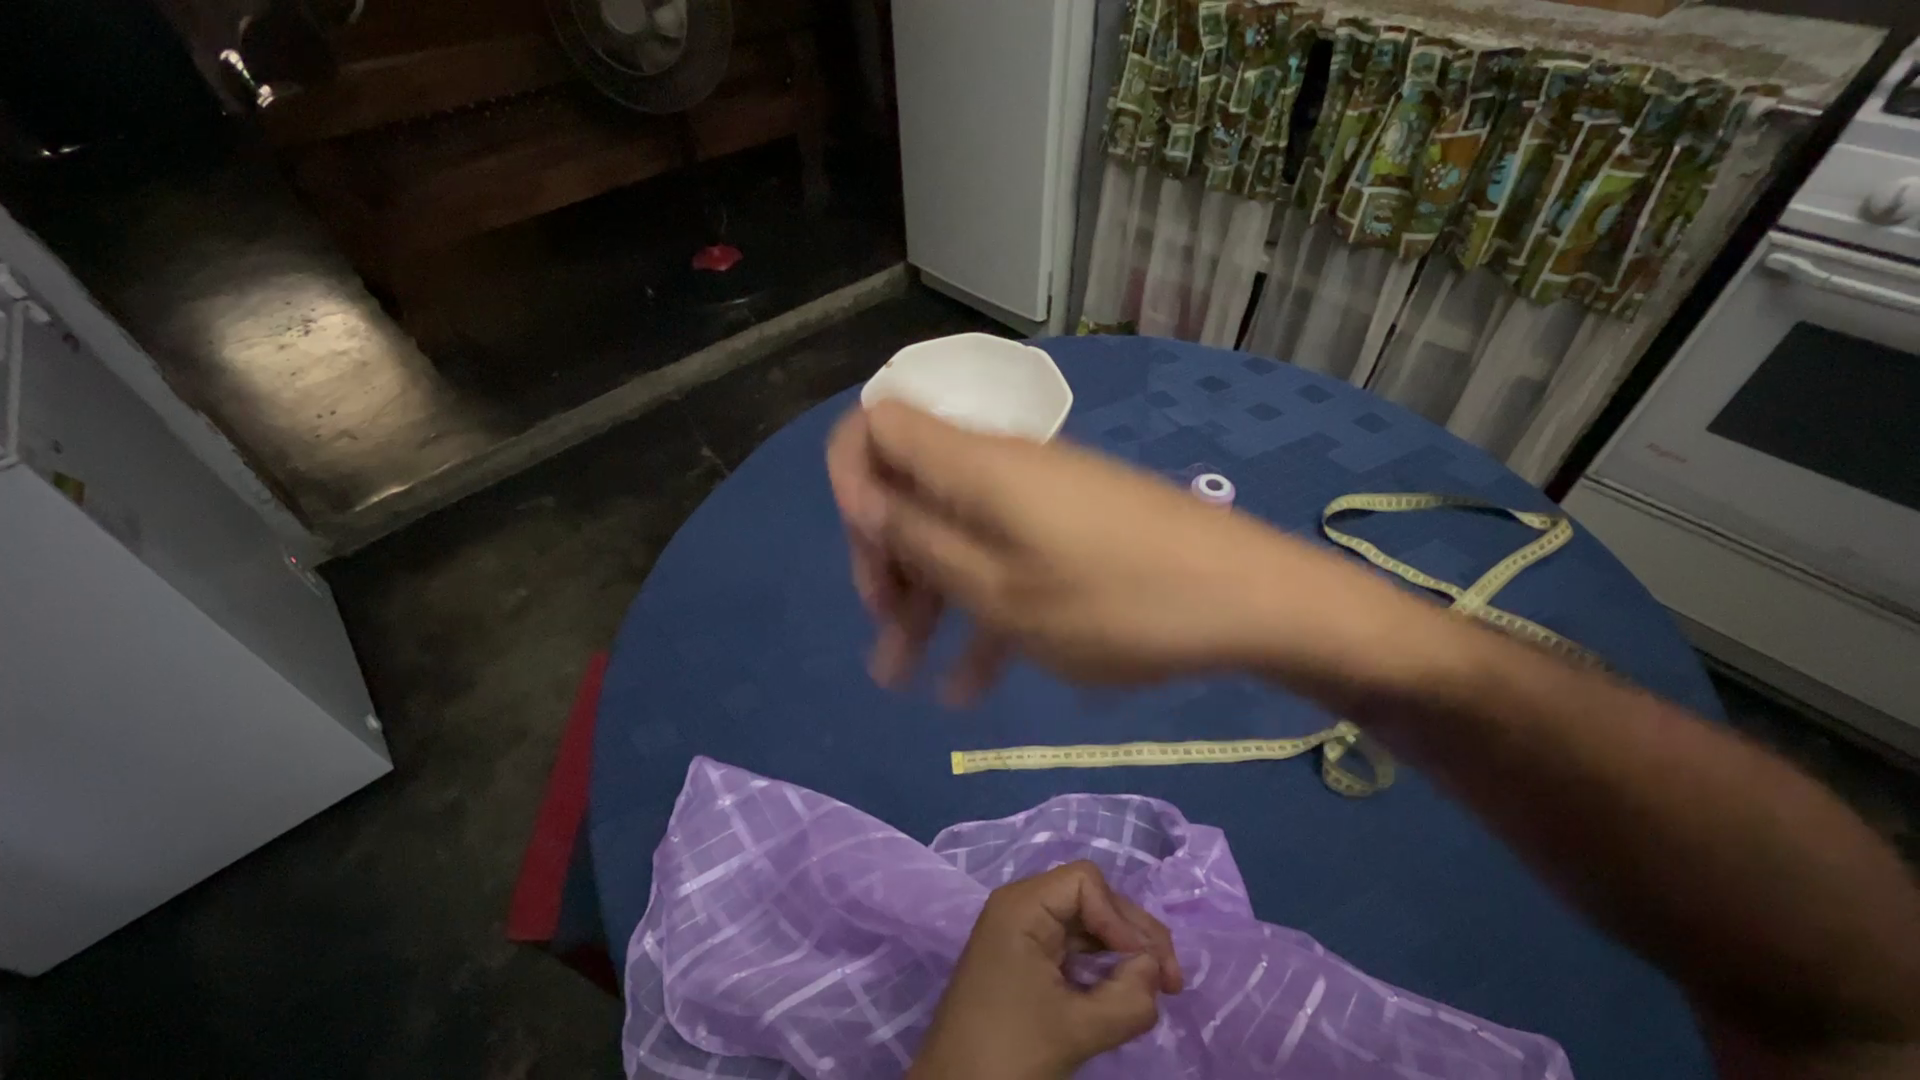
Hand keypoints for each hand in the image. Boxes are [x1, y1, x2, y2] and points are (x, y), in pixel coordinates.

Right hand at [826, 401, 1413, 701]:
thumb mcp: (1001, 591)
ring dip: (928, 602)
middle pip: (914, 489)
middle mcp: (1002, 471)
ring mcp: (1042, 503)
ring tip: (903, 681)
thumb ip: (922, 541)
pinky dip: (983, 614)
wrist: (1253, 603)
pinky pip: (1009, 563)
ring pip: (959, 538)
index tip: (866, 547)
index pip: (880, 422)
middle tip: (884, 628)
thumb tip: (866, 499)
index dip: (852, 477)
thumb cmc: (1115, 602)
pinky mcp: (1074, 534)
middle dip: (886, 557)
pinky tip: (969, 688)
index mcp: (975, 465)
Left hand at [908, 861, 1181, 1079]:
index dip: (1121, 917)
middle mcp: (1021, 909)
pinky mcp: (1026, 962)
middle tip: (1172, 983)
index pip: (1086, 881)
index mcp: (1022, 906)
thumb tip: (1155, 972)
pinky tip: (1128, 991)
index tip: (1145, 964)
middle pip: (1092, 899)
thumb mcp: (1076, 1029)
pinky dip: (1104, 967)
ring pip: (1087, 925)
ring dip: (1124, 952)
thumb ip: (1128, 998)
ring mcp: (1022, 935)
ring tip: (1159, 988)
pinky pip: (1074, 949)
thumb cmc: (1008, 1052)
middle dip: (1134, 935)